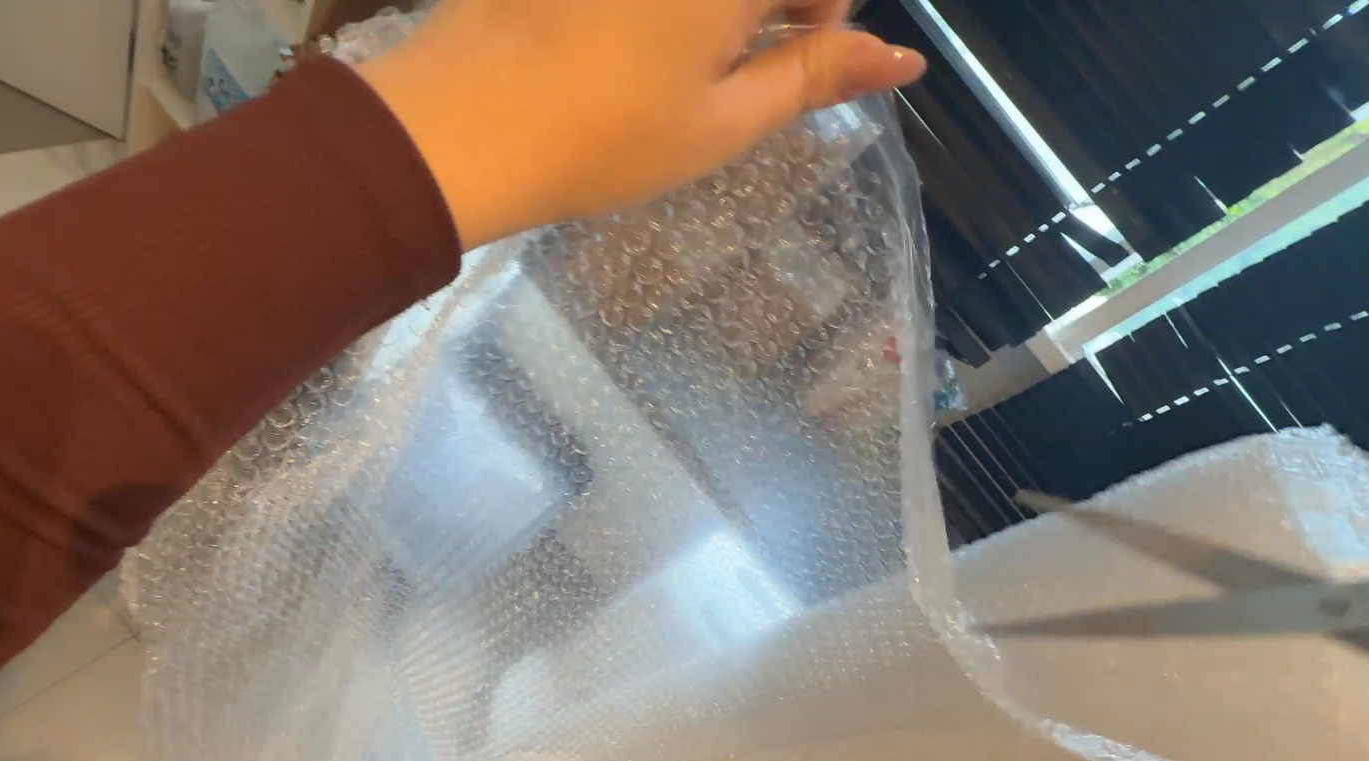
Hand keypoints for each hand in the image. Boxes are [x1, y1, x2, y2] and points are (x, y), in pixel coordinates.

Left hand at [356, 0, 926, 250]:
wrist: (466, 127)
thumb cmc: (604, 140)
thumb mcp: (721, 124)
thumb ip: (814, 78)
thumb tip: (901, 59)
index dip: (820, 15)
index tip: (783, 59)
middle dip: (766, 6)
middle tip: (718, 61)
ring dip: (708, 13)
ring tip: (661, 56)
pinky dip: (654, 13)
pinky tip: (624, 38)